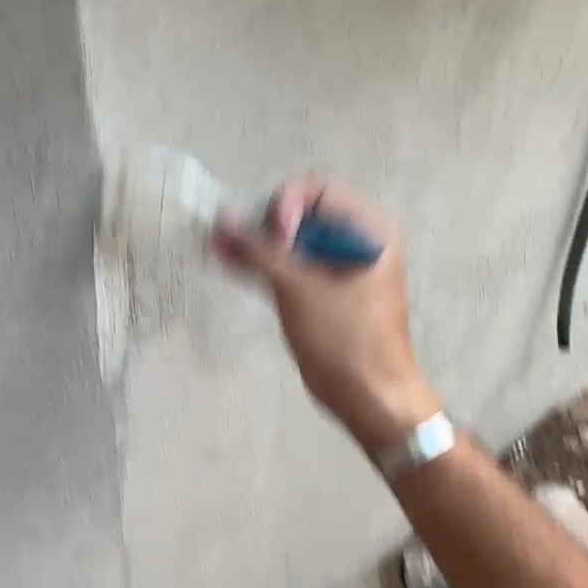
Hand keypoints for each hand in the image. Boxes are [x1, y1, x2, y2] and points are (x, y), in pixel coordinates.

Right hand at [211, 175, 439, 451]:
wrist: (369, 397)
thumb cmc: (345, 337)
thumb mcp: (298, 288)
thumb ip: (257, 251)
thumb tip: (220, 221)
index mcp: (368, 230)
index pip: (318, 190)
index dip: (287, 204)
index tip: (275, 236)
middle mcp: (354, 240)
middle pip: (300, 213)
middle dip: (262, 223)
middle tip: (237, 244)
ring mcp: (335, 267)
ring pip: (288, 241)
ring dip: (254, 244)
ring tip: (218, 248)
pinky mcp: (318, 292)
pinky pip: (286, 266)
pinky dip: (259, 264)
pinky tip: (226, 262)